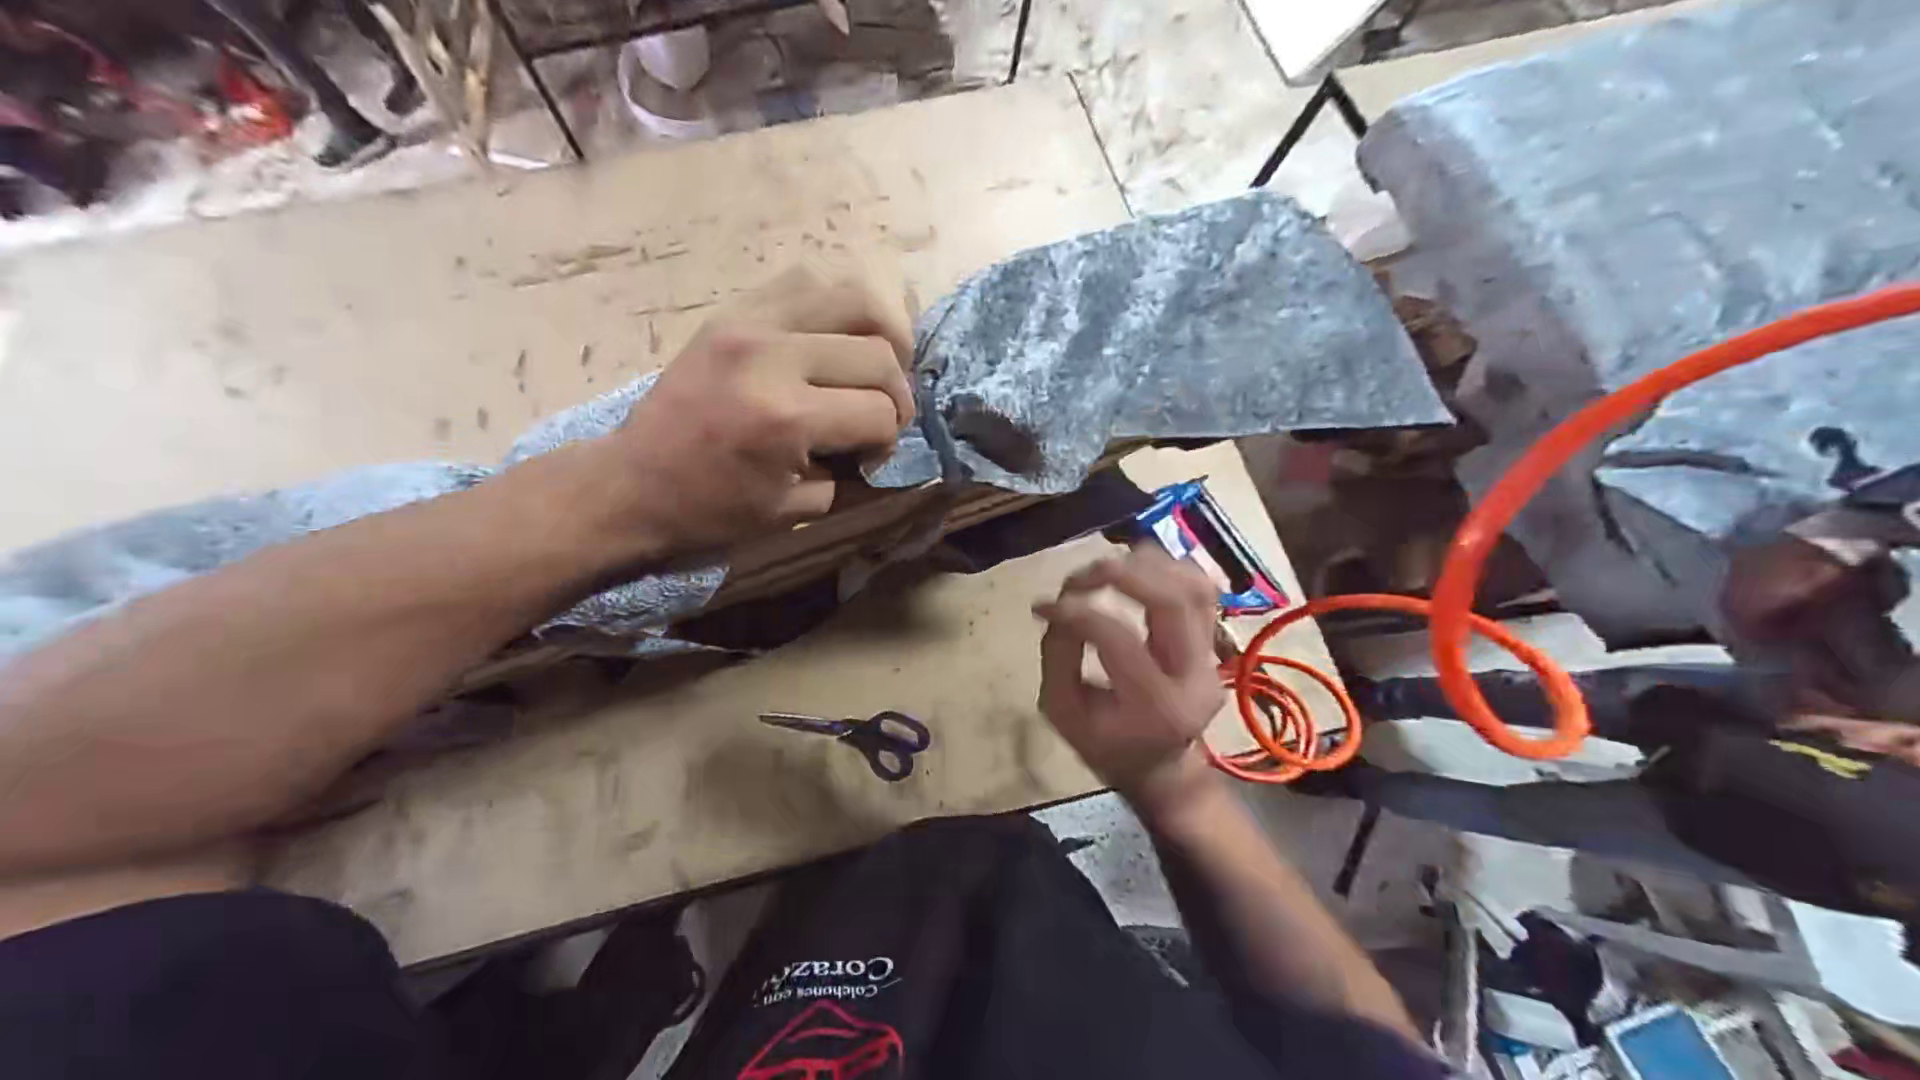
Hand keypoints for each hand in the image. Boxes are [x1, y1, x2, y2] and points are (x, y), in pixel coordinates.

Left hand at [608, 266, 915, 551]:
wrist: (633, 483)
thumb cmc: (713, 509)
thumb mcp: (795, 508)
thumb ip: (852, 471)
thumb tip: (885, 438)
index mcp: (786, 418)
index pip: (880, 412)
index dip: (889, 439)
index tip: (872, 456)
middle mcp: (773, 357)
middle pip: (878, 353)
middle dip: (897, 392)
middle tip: (884, 414)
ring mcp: (750, 323)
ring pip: (853, 297)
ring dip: (882, 334)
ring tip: (878, 362)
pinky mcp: (733, 311)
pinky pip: (805, 282)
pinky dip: (836, 307)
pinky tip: (837, 337)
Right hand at [1036, 545, 1226, 819]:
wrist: (1162, 767)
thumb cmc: (1107, 746)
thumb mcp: (1064, 714)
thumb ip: (1058, 658)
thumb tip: (1057, 609)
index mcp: (1157, 706)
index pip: (1118, 638)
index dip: (1076, 613)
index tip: (1043, 607)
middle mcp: (1195, 675)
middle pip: (1172, 600)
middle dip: (1121, 574)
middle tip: (1081, 575)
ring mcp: (1212, 656)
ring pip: (1194, 587)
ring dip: (1149, 565)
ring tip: (1108, 566)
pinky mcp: (1213, 640)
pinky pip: (1202, 589)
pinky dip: (1169, 568)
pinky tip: (1136, 567)